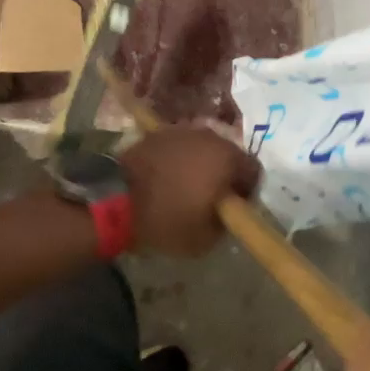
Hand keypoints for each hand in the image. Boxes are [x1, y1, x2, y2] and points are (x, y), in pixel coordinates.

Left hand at [118, 126, 260, 256]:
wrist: (115, 199)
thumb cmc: (167, 219)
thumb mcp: (205, 239)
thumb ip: (226, 224)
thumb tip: (226, 213)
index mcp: (227, 158)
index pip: (254, 172)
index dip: (247, 193)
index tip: (234, 210)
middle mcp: (209, 137)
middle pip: (229, 156)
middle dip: (224, 177)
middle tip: (211, 201)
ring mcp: (182, 131)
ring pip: (204, 149)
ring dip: (201, 167)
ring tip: (186, 190)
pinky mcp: (158, 133)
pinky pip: (181, 148)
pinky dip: (180, 161)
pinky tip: (167, 179)